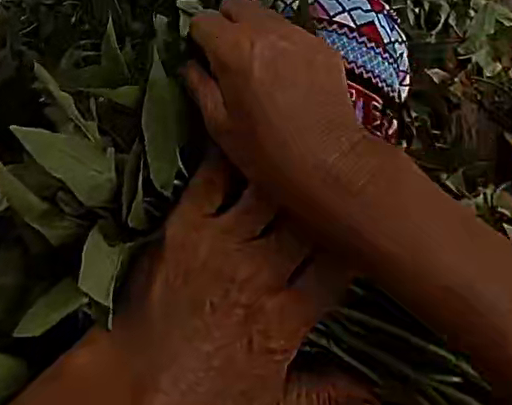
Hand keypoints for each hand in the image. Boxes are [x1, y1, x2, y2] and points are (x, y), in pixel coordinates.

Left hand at [112, 154, 361, 404]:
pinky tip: (244, 134)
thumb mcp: (274, 401)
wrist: (134, 389)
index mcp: (285, 317)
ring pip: (266, 190)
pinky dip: (229, 154)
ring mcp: (220, 242)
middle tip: (334, 172)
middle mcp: (258, 272)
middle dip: (324, 196)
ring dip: (283, 168)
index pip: (335, 265)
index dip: (353, 239)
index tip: (361, 221)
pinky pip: (212, 178)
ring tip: (297, 143)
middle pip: (306, 220)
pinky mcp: (184, 223)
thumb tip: (377, 393)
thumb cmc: (201, 396)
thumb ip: (327, 391)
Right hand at [185, 0, 392, 232]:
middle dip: (225, 22)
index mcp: (233, 48)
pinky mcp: (321, 44)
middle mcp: (265, 30)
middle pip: (235, 4)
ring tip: (258, 62)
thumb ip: (200, 87)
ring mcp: (297, 34)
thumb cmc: (267, 153)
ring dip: (255, 30)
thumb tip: (190, 65)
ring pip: (265, 14)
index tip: (201, 55)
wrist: (332, 164)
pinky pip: (292, 31)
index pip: (202, 19)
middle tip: (227, 52)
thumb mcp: (220, 126)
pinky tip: (287, 73)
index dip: (197, 36)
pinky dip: (282, 43)